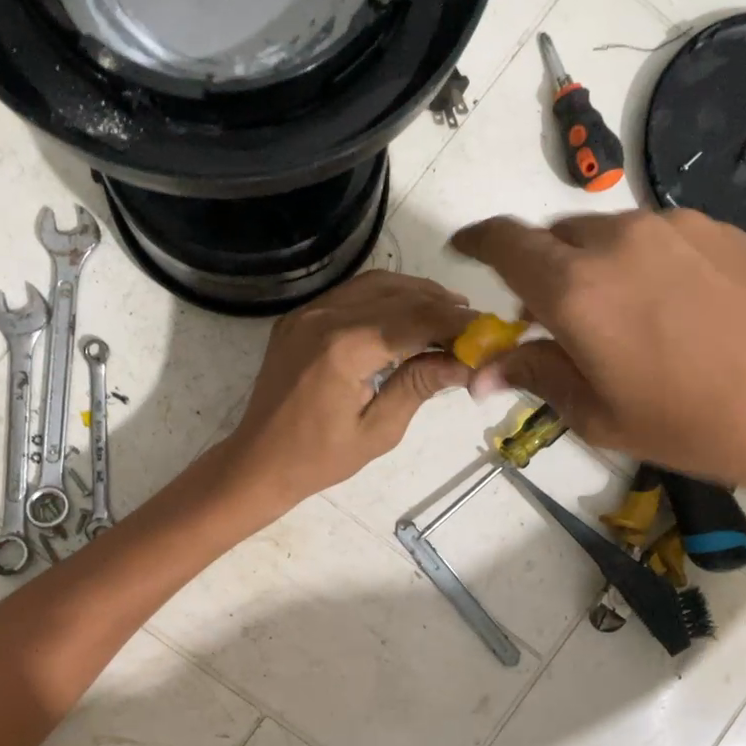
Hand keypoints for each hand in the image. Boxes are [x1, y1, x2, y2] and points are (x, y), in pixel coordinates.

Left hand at [219, 271, 475, 510]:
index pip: (414, 319)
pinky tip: (406, 314)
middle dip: (440, 305)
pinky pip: (350, 294)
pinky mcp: (298, 318)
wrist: (258, 461)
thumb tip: (466, 362)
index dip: (455, 322)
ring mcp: (307, 313)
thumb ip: (419, 386)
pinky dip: (384, 297)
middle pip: (397, 295)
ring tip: (448, 313)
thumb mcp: (379, 430)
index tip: (488, 330)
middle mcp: (323, 318)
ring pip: (374, 285)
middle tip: (473, 323)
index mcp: (343, 349)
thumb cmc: (320, 458)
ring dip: (414, 294)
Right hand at [450, 210, 745, 523]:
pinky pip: (657, 236)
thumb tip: (482, 372)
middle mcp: (617, 240)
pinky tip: (673, 310)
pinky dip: (641, 262)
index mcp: (575, 287)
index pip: (504, 243)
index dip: (476, 242)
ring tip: (620, 318)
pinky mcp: (720, 229)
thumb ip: (536, 376)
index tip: (465, 250)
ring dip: (592, 265)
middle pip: (554, 237)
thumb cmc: (695, 423)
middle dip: (539, 268)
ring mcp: (674, 227)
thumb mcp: (600, 414)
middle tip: (551, 317)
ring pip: (606, 235)